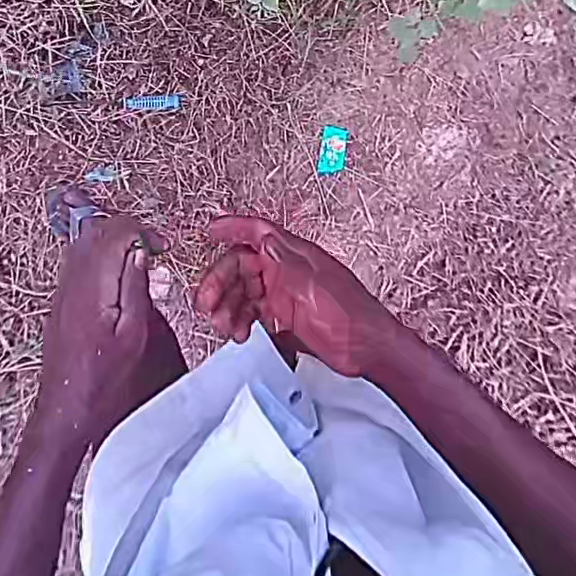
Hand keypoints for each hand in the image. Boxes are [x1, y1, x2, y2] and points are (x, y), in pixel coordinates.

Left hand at [33, 212, 168, 447]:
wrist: (65, 411)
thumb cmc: (103, 382)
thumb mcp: (134, 336)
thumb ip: (136, 288)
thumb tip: (140, 253)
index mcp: (92, 288)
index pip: (112, 234)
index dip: (140, 231)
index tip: (161, 245)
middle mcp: (71, 282)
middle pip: (95, 231)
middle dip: (127, 229)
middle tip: (152, 245)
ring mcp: (61, 290)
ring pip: (83, 242)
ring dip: (112, 239)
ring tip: (138, 255)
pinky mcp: (59, 299)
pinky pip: (77, 259)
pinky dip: (99, 253)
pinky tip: (117, 273)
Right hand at [195, 216, 404, 376]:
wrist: (368, 348)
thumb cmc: (351, 314)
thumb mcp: (314, 284)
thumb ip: (286, 260)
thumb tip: (264, 237)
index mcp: (293, 255)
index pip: (257, 231)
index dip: (232, 227)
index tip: (211, 229)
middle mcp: (286, 270)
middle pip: (240, 266)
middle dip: (219, 282)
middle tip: (207, 302)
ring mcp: (284, 292)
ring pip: (243, 292)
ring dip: (227, 306)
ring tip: (223, 324)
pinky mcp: (285, 315)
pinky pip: (252, 312)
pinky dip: (241, 321)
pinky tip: (240, 332)